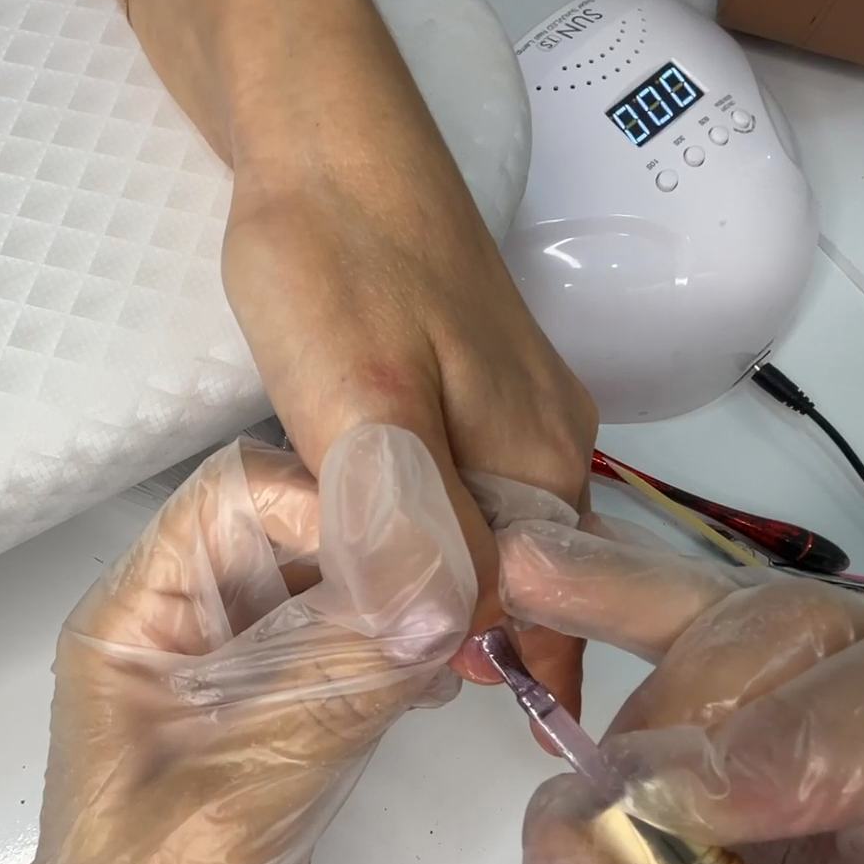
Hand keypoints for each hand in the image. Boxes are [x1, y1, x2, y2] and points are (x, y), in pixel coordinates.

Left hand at [0, 425, 475, 863]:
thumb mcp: (237, 795)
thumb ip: (332, 691)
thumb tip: (429, 604)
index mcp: (137, 617)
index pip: (231, 498)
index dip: (323, 504)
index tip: (407, 547)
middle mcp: (185, 622)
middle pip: (288, 530)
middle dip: (374, 548)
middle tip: (456, 581)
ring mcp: (235, 663)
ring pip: (327, 584)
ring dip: (394, 600)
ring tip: (458, 631)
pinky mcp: (278, 705)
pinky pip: (346, 643)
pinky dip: (395, 649)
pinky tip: (435, 676)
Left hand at [120, 0, 597, 707]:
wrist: (321, 145)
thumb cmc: (340, 264)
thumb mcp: (363, 404)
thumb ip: (410, 520)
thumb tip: (444, 640)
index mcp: (533, 459)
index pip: (542, 602)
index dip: (503, 668)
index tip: (439, 718)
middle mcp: (539, 440)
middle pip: (522, 572)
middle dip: (472, 639)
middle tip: (397, 695)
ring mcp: (504, 408)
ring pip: (488, 531)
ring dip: (447, 589)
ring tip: (384, 643)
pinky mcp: (460, 383)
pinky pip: (460, 486)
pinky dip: (429, 534)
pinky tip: (384, 551)